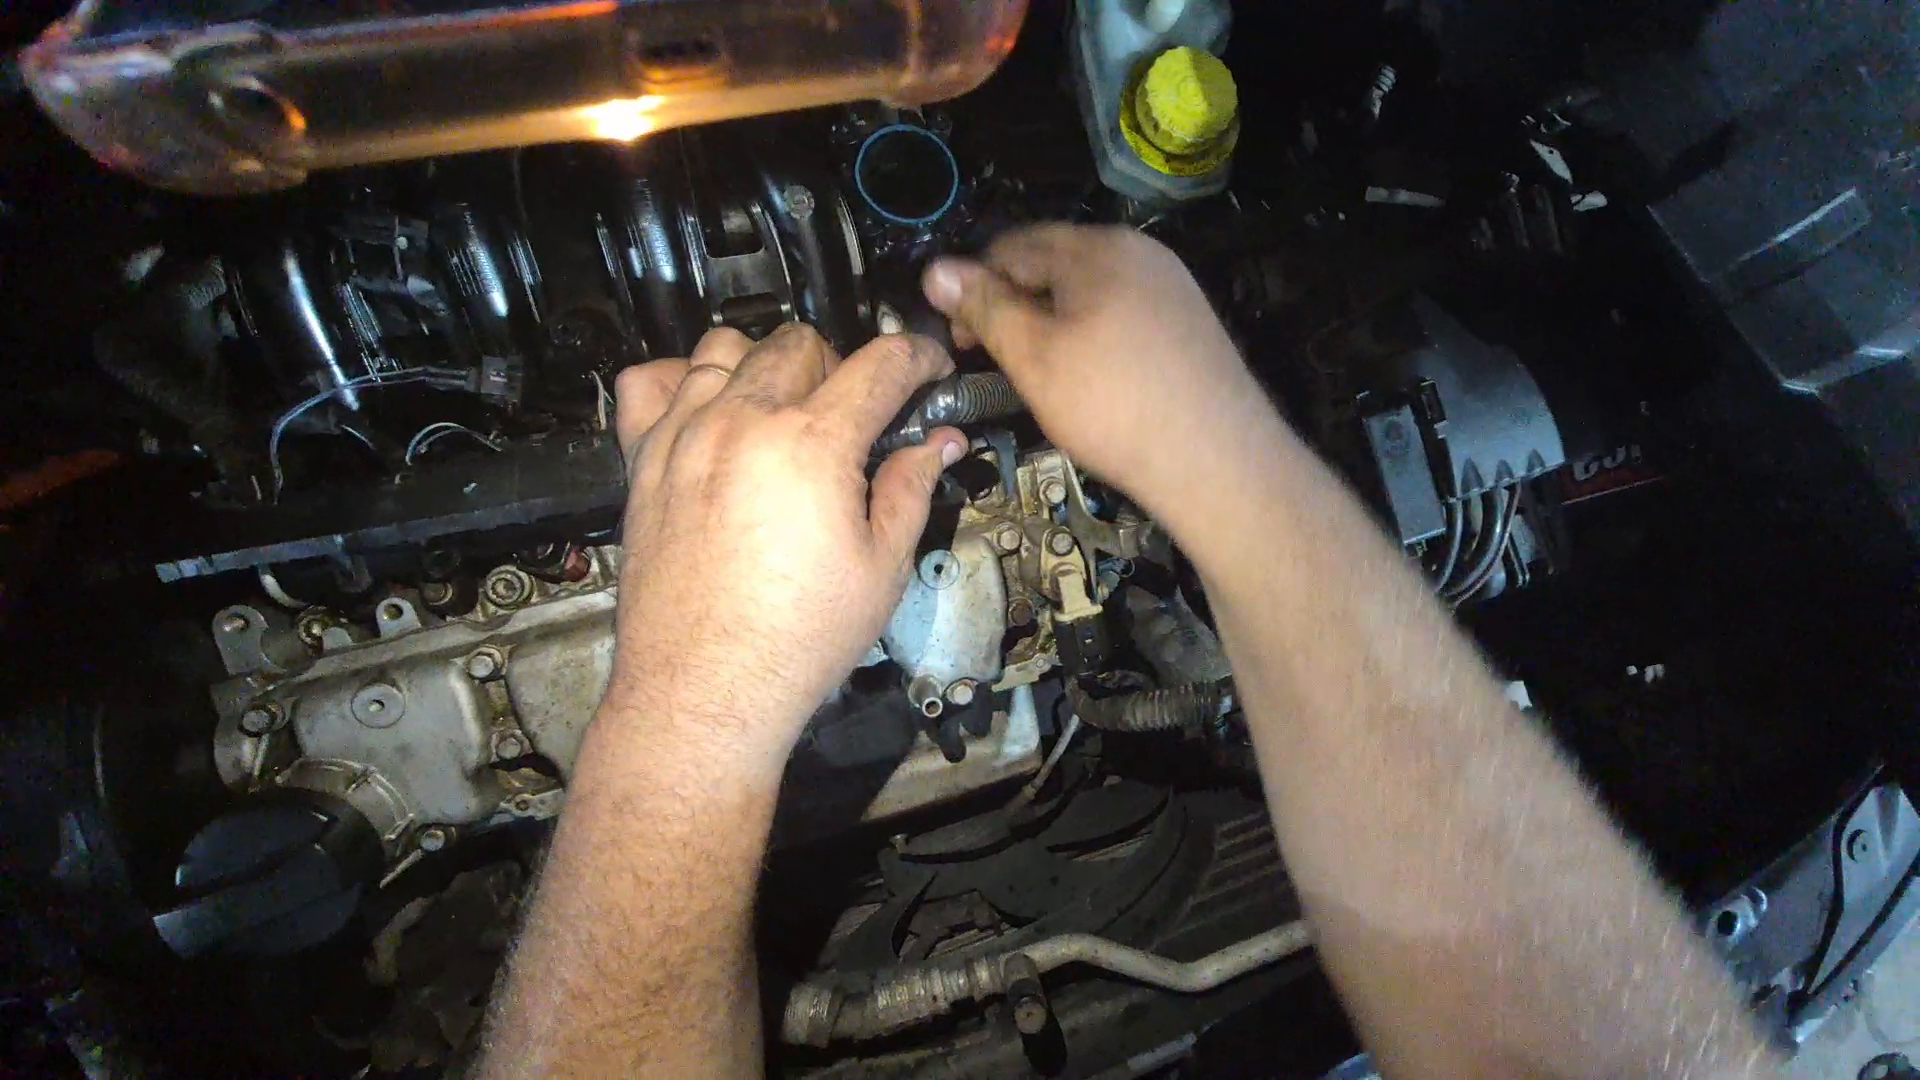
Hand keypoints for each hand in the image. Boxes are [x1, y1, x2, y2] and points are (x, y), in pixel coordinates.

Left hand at [605, 324, 965, 771]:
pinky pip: (651, 381)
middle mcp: (743, 421)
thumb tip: (939, 444)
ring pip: (727, 346)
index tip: (930, 368)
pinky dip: (684, 380)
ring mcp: (684, 433)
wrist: (707, 688)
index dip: (918, 358)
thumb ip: (911, 488)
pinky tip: (707, 411)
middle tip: (853, 418)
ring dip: (767, 366)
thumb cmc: (801, 636)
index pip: (880, 366)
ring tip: (781, 412)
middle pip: (801, 343)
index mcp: (813, 444)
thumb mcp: (882, 567)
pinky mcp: (643, 459)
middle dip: (841, 366)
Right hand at [922, 225, 1283, 523]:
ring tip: (1037, 371)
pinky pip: (1120, 313)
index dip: (974, 289)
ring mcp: (1169, 285)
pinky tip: (1087, 376)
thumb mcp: (1034, 357)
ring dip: (1050, 321)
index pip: (1011, 247)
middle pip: (1053, 265)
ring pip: (1087, 291)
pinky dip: (1089, 334)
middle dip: (1014, 304)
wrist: (1215, 460)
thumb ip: (985, 309)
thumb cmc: (1111, 406)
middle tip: (996, 360)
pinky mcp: (1186, 322)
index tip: (959, 339)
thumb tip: (934, 270)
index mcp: (1096, 247)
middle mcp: (1138, 251)